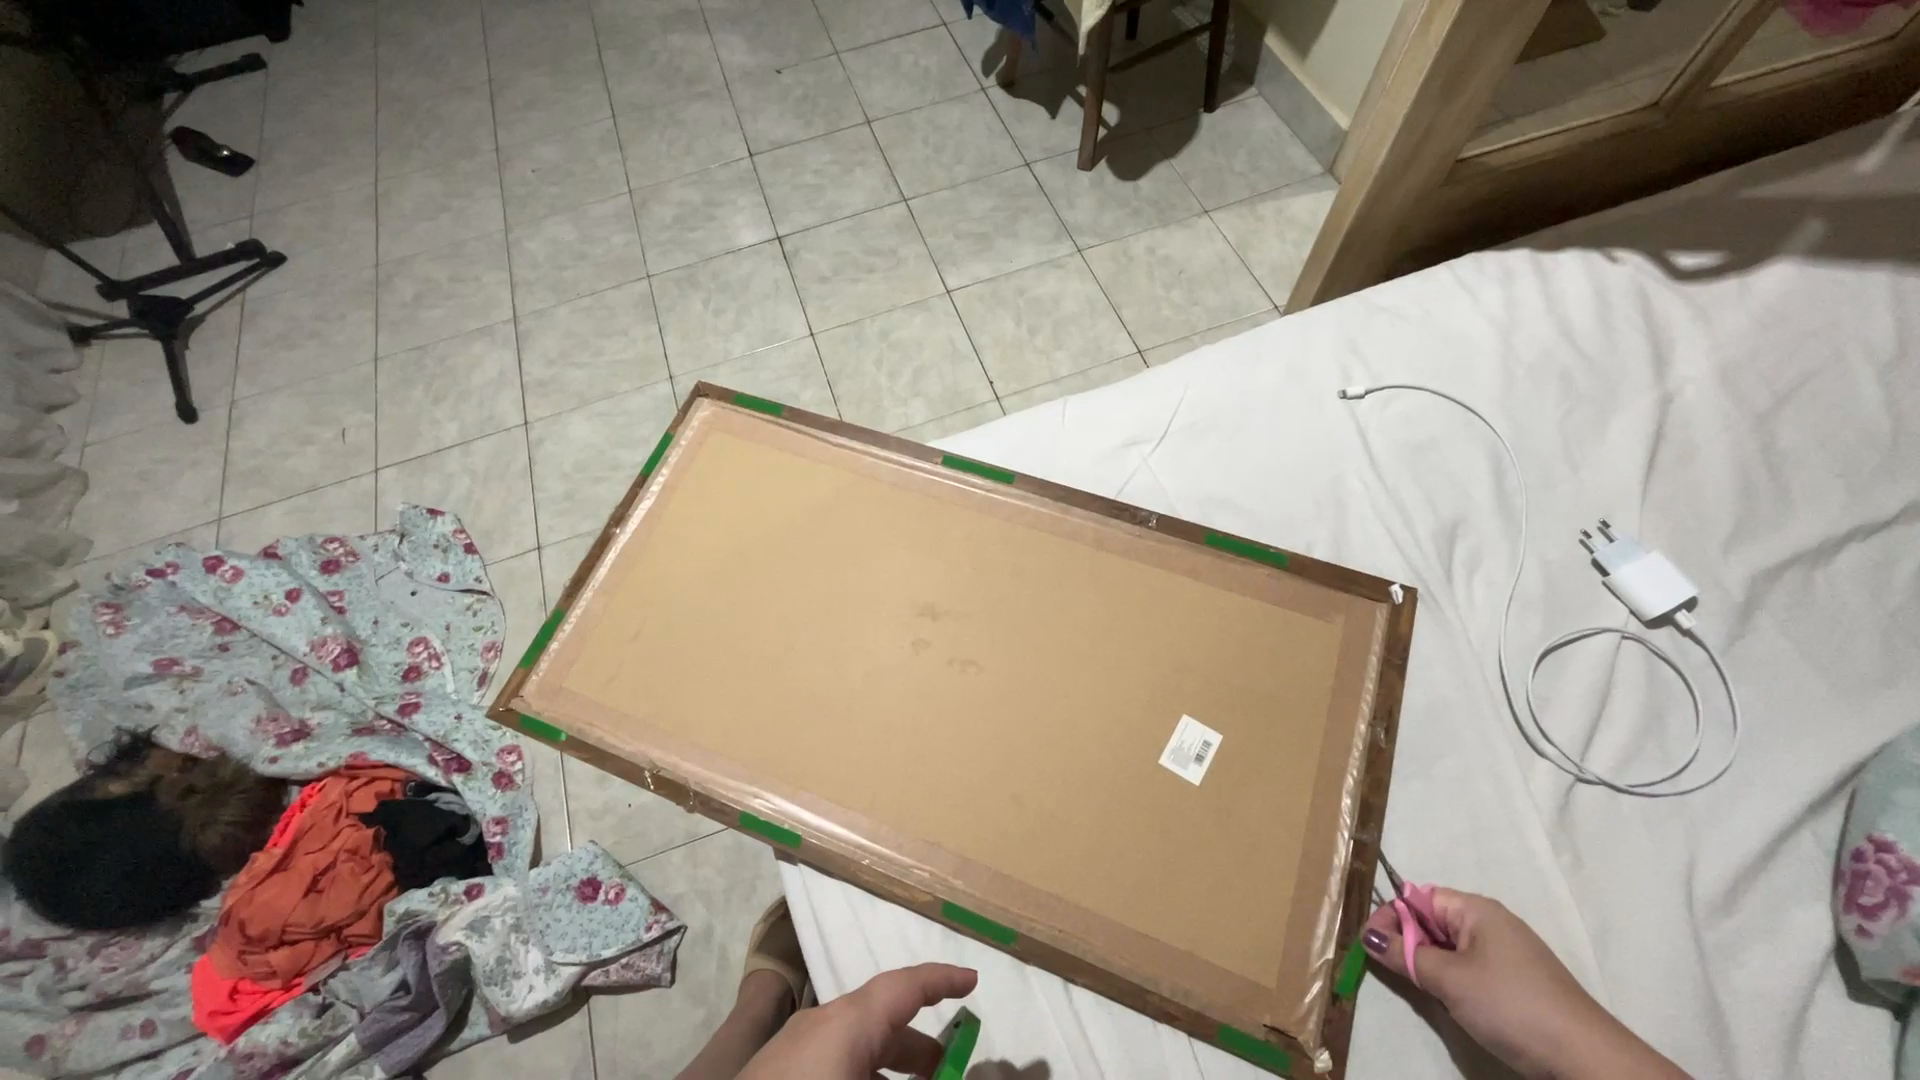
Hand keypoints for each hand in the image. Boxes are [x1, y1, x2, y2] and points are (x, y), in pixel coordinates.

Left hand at [736, 963, 977, 1079]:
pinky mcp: (774, 1074)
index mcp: (847, 1022)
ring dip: (890, 1069)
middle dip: (920, 1046)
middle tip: (953, 1069)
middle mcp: (820, 1025)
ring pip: (855, 1047)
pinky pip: (830, 1065)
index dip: (942, 981)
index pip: (904, 986)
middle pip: (881, 1020)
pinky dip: (861, 1075)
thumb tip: (942, 1073)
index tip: (974, 982)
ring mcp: (791, 1050)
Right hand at [1365, 889, 1688, 1079]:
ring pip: (1448, 946)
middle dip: (1406, 940)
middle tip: (1387, 968)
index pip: (1417, 897)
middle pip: (1431, 919)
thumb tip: (1369, 936)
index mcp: (1475, 909)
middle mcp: (1489, 922)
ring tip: (1415, 986)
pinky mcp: (1515, 981)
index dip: (1390, 916)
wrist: (1586, 1059)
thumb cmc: (1511, 1006)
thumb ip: (1405, 956)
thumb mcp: (1449, 980)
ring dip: (1426, 962)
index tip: (1369, 944)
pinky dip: (1449, 977)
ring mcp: (1505, 952)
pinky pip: (1468, 966)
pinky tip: (1447, 999)